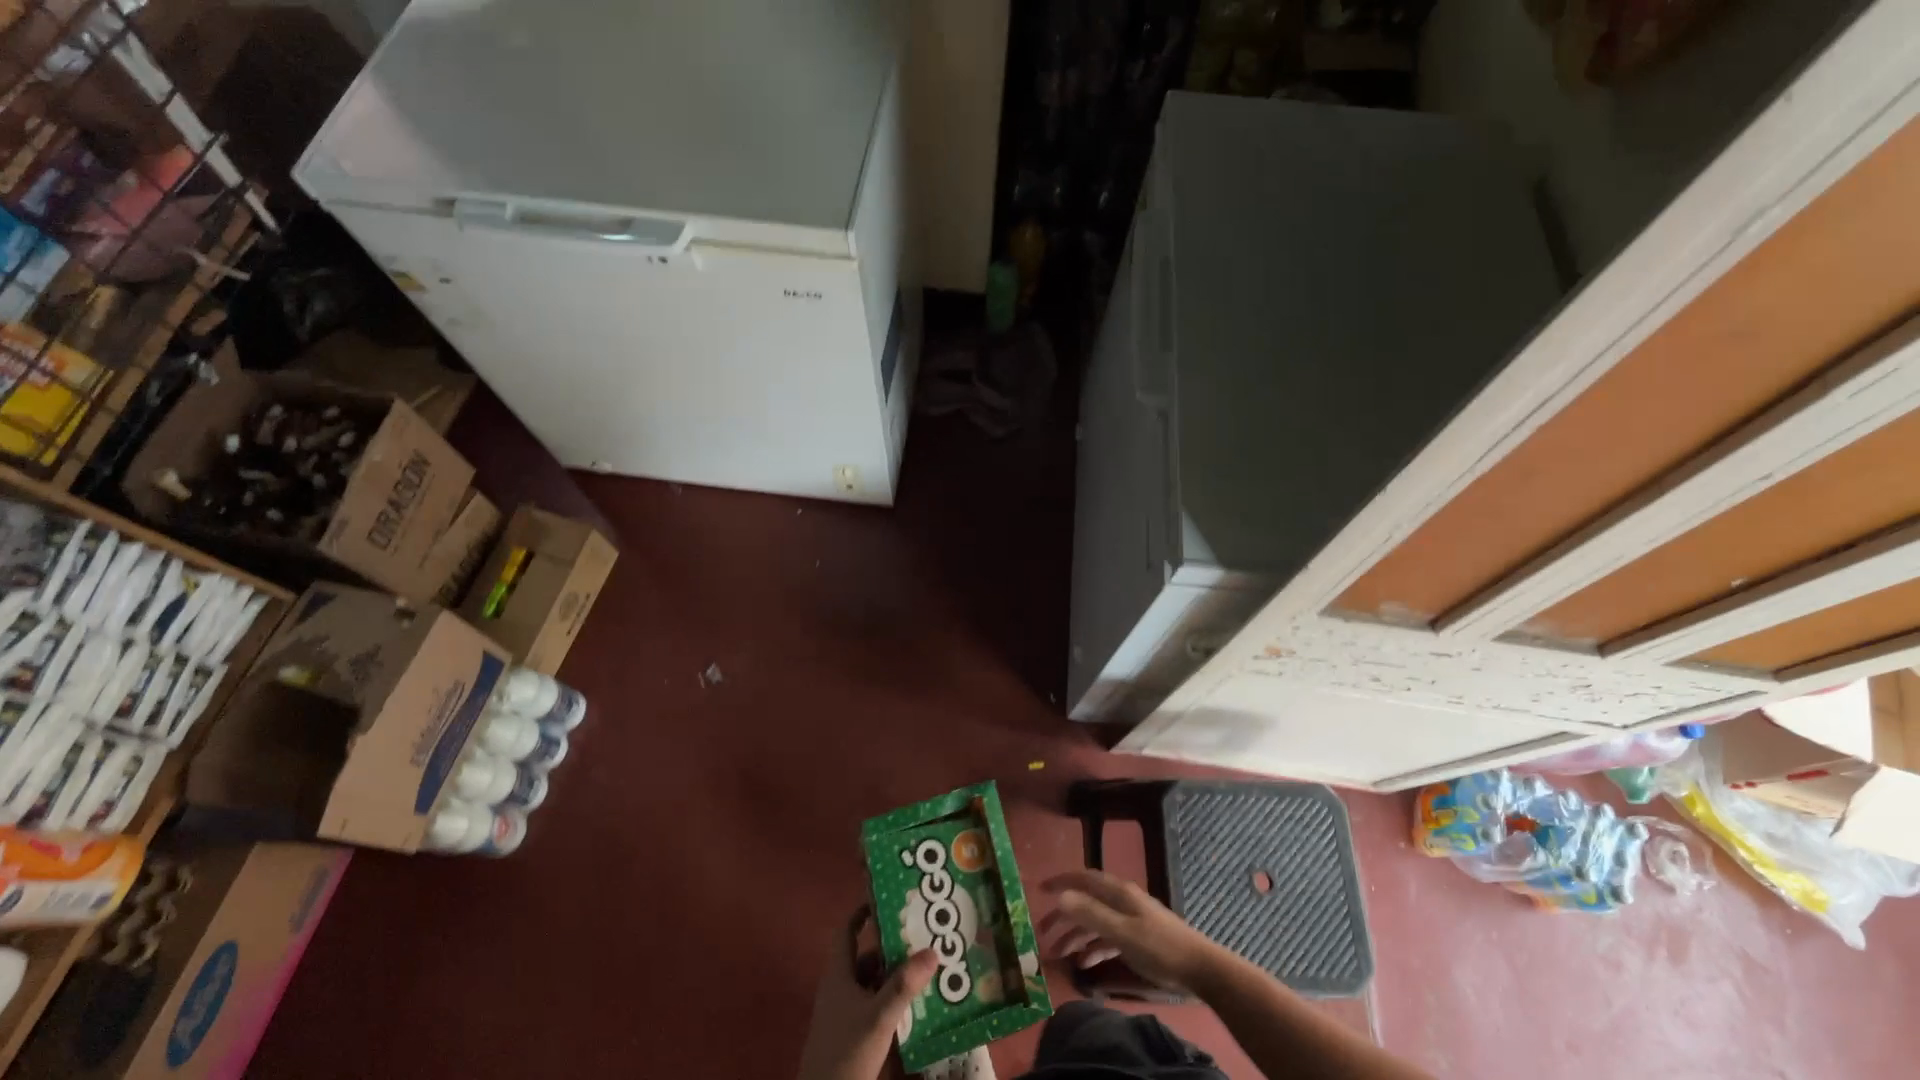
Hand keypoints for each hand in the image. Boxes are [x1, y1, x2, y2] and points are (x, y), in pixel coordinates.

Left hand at [796, 906, 939, 1079]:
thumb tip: (932, 950)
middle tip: (924, 938)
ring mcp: (845, 1012)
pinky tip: (917, 1005)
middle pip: (867, 958)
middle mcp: (840, 988)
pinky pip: (875, 1005)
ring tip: (928, 969)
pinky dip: (894, 1000)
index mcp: (839, 974)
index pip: (846, 932)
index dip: (861, 914)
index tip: (885, 900)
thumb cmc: (847, 1050)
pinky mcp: (853, 1032)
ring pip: (873, 983)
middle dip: (893, 948)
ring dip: (896, 976)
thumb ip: (903, 985)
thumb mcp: (878, 1016)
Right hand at [1038, 869, 1228, 990]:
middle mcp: (1122, 901)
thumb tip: (1060, 897)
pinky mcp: (1136, 939)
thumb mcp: (1122, 932)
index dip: (1061, 882)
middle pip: (1086, 903)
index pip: (1084, 879)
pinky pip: (1107, 938)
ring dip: (1075, 936)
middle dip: (1063, 917)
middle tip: (1042, 932)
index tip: (1040, 890)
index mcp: (1118, 893)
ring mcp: (1130, 920)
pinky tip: (1083, 963)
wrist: (1199, 968)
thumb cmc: (1159, 947)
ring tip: (1057, 954)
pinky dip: (1093, 948)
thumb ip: (1091, 914)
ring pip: (1095, 923)